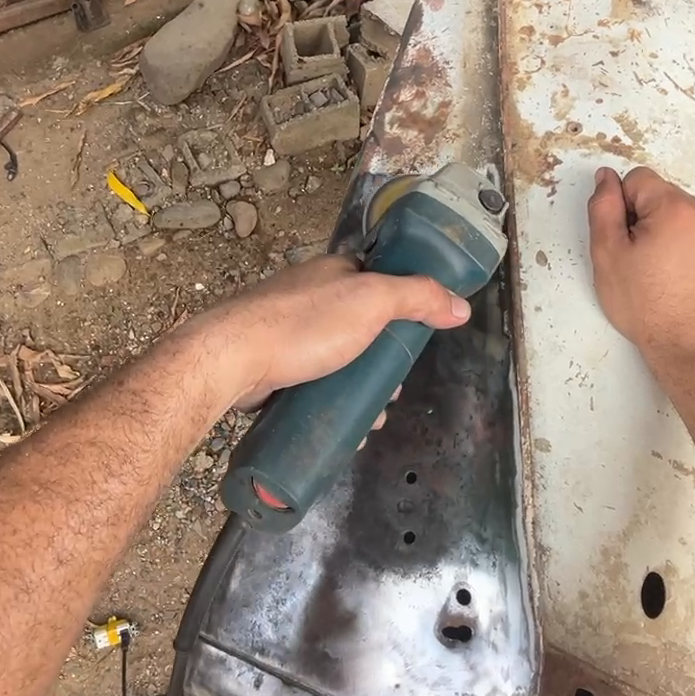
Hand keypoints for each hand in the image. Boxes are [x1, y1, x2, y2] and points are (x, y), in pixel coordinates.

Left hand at [183, 254, 470, 409]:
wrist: (234, 359)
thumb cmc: (304, 325)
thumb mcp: (372, 301)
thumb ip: (417, 297)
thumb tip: (460, 305)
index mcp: (333, 272)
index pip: (378, 280)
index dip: (402, 308)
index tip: (415, 340)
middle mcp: (310, 295)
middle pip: (361, 326)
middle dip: (382, 360)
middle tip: (394, 389)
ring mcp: (288, 331)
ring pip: (338, 359)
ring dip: (359, 386)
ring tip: (372, 416)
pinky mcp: (274, 364)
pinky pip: (313, 381)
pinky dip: (331, 400)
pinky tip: (344, 424)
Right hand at [586, 166, 694, 365]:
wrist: (688, 344)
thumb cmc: (643, 302)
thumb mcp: (607, 253)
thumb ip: (603, 207)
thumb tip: (605, 177)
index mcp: (674, 208)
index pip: (637, 179)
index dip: (621, 206)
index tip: (622, 239)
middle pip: (660, 195)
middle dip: (644, 217)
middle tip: (635, 257)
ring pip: (680, 214)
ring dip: (664, 230)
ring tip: (657, 268)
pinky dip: (685, 244)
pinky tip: (677, 274)